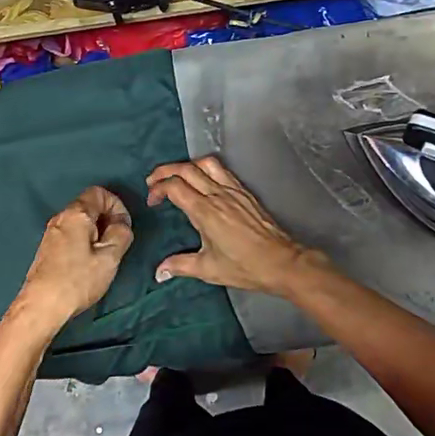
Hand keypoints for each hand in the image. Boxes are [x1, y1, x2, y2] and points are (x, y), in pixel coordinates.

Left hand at [13, 186, 134, 325]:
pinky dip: (85, 241)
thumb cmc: (78, 279)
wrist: (41, 307)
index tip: (123, 227)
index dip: (117, 205)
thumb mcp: (110, 256)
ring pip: (81, 222)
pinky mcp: (47, 249)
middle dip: (108, 219)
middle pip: (89, 206)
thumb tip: (120, 225)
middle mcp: (59, 218)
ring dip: (97, 232)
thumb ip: (121, 234)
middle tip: (117, 243)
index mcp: (75, 214)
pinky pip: (72, 235)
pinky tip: (89, 263)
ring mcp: (51, 234)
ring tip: (104, 256)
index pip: (99, 192)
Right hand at [146, 156, 325, 296]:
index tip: (153, 201)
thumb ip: (180, 265)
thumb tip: (159, 271)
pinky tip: (204, 182)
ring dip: (187, 165)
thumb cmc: (245, 266)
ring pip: (207, 164)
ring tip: (177, 176)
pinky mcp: (246, 193)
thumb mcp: (208, 269)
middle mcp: (219, 195)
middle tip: (153, 182)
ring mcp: (234, 191)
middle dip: (165, 171)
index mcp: (205, 211)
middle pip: (187, 169)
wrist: (281, 261)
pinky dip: (207, 169)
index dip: (158, 188)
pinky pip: (223, 171)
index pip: (175, 186)